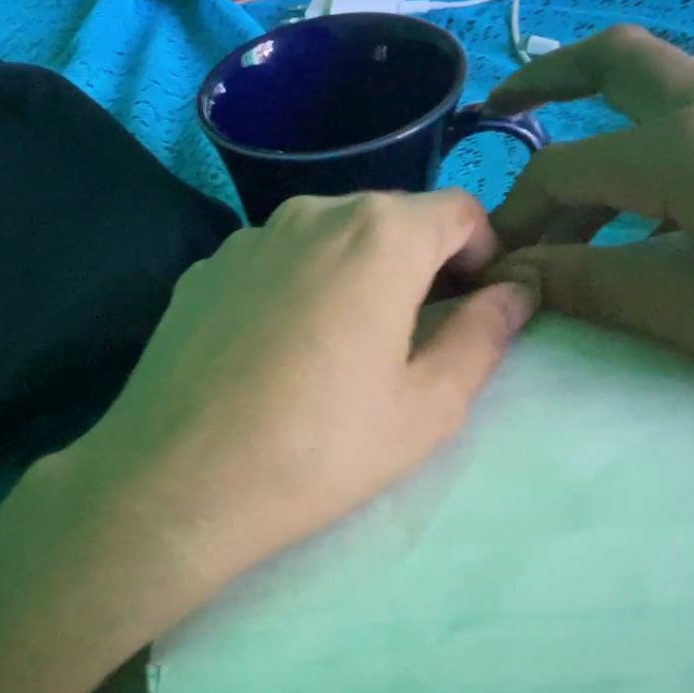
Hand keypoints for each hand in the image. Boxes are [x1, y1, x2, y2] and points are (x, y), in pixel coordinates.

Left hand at [53, 188, 533, 592]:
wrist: (177, 482)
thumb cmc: (318, 450)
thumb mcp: (428, 407)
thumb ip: (485, 335)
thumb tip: (517, 289)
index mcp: (378, 234)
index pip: (457, 210)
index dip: (481, 252)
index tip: (475, 304)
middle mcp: (309, 214)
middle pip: (388, 220)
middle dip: (416, 265)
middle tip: (412, 338)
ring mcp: (245, 240)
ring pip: (325, 239)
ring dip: (352, 275)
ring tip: (338, 351)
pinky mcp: (200, 272)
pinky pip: (271, 264)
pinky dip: (293, 288)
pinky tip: (274, 354)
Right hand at [483, 25, 693, 390]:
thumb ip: (602, 285)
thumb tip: (517, 271)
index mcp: (683, 152)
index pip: (559, 168)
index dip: (512, 218)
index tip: (491, 272)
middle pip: (611, 62)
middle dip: (544, 81)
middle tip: (495, 116)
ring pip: (653, 88)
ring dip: (592, 125)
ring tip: (562, 203)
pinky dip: (641, 144)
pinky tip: (647, 203)